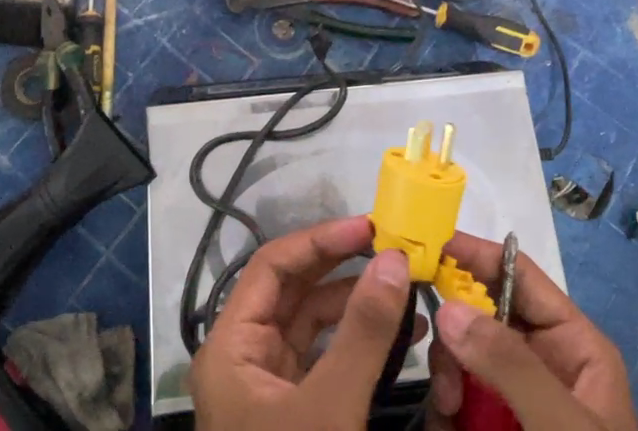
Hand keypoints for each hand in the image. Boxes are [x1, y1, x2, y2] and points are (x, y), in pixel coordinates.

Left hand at [191, 215, 419, 429]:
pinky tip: (400, 333)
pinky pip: (327, 359)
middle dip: (343, 269)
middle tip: (393, 249)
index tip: (369, 227)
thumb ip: (363, 333)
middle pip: (293, 293)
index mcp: (231, 347)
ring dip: (358, 304)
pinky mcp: (297, 411)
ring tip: (406, 287)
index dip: (319, 240)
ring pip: (314, 325)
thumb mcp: (330, 406)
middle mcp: (246, 357)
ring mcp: (271, 387)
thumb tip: (392, 258)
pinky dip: (361, 342)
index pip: (271, 268)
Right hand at [425, 232, 637, 429]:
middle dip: (457, 335)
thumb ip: (511, 366)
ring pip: (460, 358)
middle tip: (447, 376)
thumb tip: (451, 307)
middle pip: (481, 316)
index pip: (520, 277)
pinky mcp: (488, 427)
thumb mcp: (562, 426)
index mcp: (573, 345)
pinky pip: (454, 399)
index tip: (426, 246)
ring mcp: (512, 398)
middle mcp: (540, 362)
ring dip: (447, 380)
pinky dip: (445, 410)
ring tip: (452, 416)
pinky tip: (450, 428)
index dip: (477, 254)